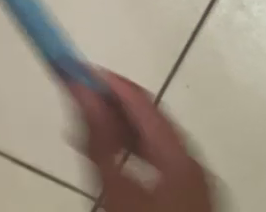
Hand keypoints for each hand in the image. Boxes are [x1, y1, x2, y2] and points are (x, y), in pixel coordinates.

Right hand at [78, 71, 216, 211]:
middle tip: (71, 98)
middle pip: (148, 117)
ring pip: (151, 138)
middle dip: (107, 103)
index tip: (69, 67)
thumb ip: (96, 135)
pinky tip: (106, 157)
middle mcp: (194, 165)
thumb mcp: (114, 189)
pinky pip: (157, 159)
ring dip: (116, 126)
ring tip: (81, 130)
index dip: (103, 78)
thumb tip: (78, 87)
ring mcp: (196, 184)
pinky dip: (130, 149)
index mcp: (180, 158)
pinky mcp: (191, 199)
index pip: (139, 100)